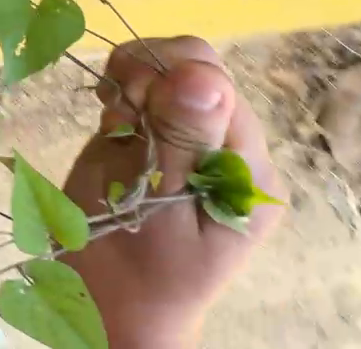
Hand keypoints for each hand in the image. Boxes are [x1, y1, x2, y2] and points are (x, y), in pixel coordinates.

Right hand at [60, 37, 285, 348]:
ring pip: (160, 67)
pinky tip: (112, 120)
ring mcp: (187, 137)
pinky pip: (138, 86)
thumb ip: (185, 138)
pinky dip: (117, 90)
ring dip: (127, 80)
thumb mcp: (167, 205)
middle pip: (190, 63)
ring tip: (115, 120)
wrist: (113, 298)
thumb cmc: (146, 264)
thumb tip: (203, 75)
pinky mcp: (152, 134)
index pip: (216, 80)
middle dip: (144, 72)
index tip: (130, 105)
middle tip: (120, 112)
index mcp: (248, 166)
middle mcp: (225, 144)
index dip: (166, 76)